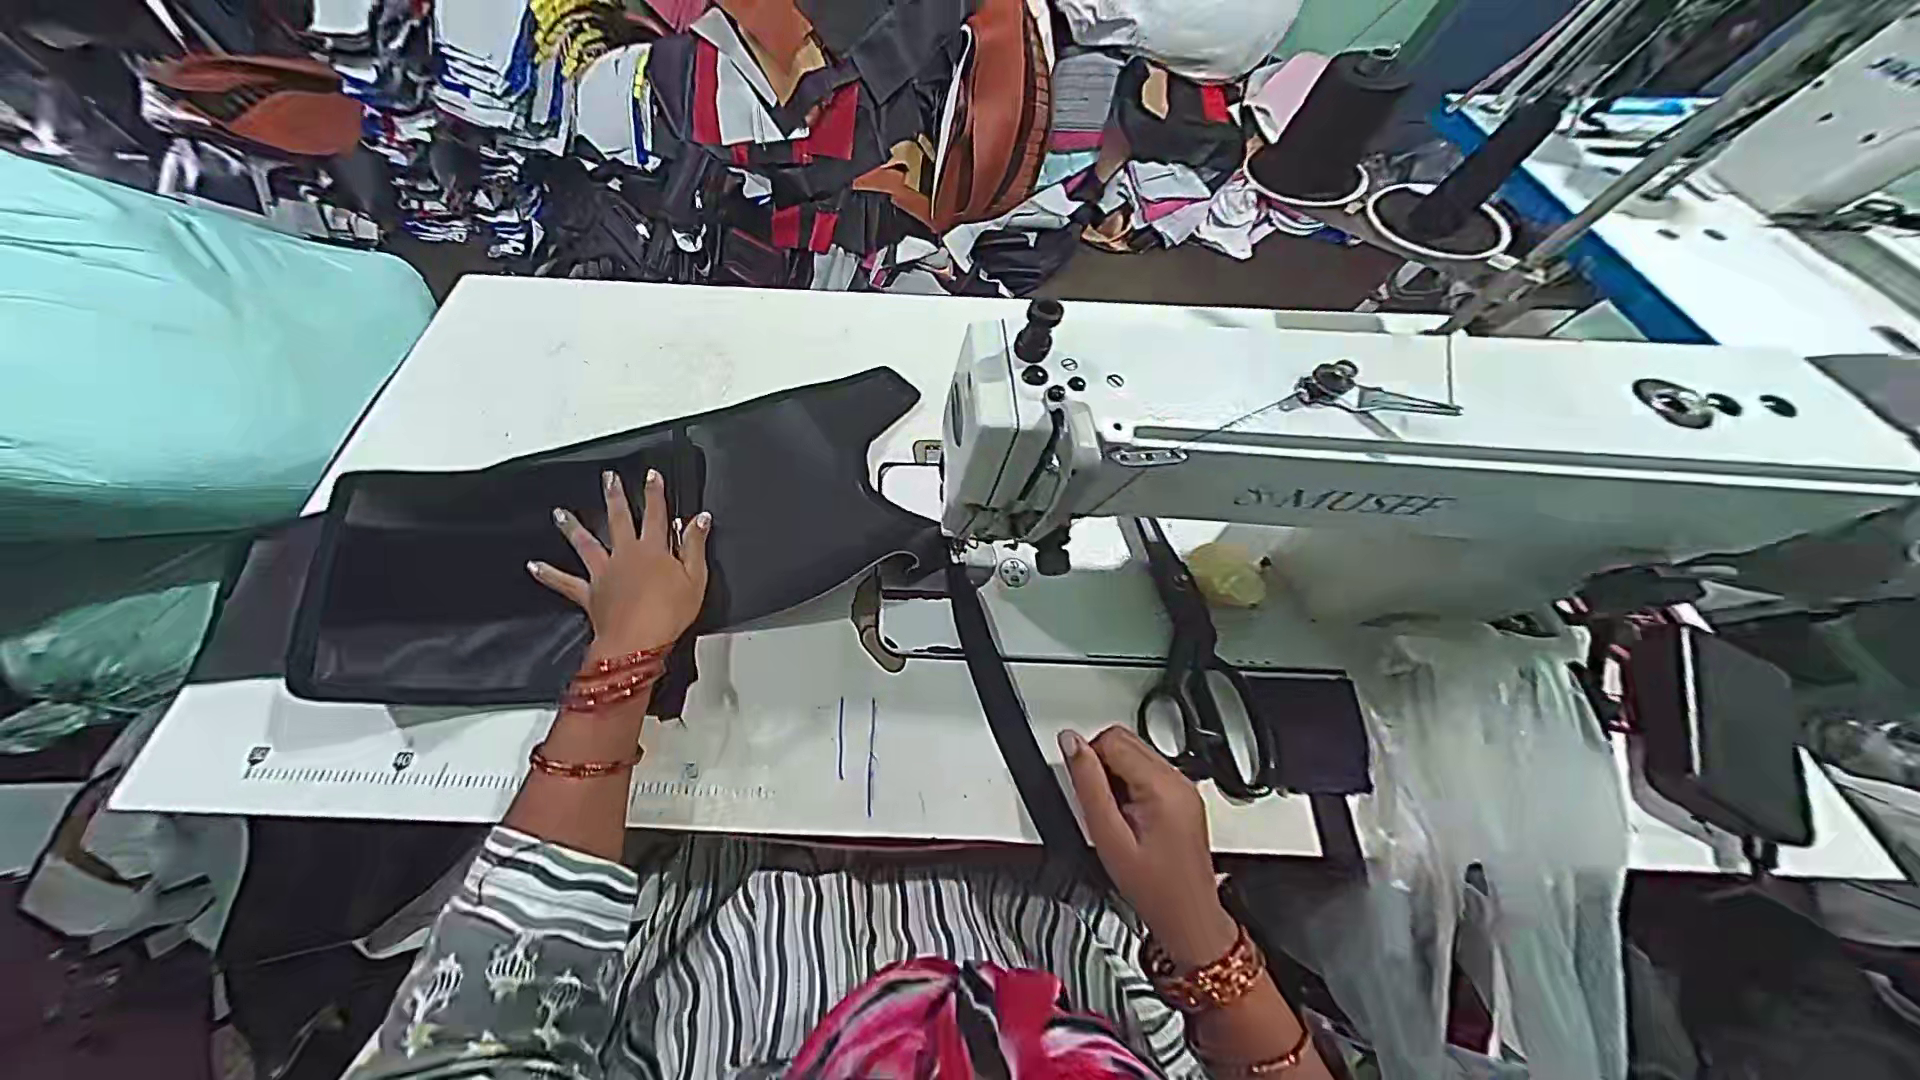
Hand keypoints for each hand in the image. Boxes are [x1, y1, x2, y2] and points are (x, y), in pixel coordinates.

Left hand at [527, 469, 710, 657]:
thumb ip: (695, 545)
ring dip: (573, 527)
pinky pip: (565, 582)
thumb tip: (700, 519)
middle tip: (608, 478)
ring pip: (586, 544)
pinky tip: (533, 566)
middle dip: (614, 497)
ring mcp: (604, 573)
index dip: (655, 493)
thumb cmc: (670, 612)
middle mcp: (626, 555)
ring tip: (560, 513)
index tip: (650, 475)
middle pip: (619, 519)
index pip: (656, 514)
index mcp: (654, 550)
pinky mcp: (590, 593)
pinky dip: (549, 574)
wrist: (638, 642)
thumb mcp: (696, 578)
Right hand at [1060, 725, 1237, 967]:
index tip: (1087, 792)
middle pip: (1123, 740)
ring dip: (1114, 774)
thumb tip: (1070, 742)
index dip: (1089, 761)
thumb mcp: (1108, 837)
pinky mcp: (1183, 793)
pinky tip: (1129, 816)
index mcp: (1162, 786)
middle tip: (1101, 806)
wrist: (1188, 918)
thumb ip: (1087, 784)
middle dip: (1101, 765)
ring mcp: (1183, 785)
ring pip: (1133, 750)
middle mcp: (1178, 779)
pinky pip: (1146, 768)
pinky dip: (1129, 783)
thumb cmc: (1154, 888)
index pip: (1111, 740)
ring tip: (1116, 815)